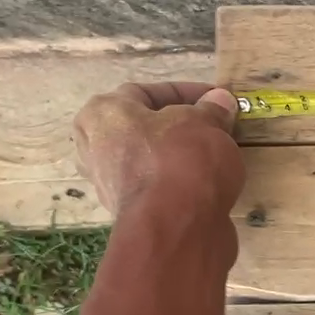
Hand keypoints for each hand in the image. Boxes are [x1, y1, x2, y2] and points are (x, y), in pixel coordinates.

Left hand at [71, 82, 244, 217]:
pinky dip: (176, 180)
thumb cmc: (184, 161)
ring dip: (175, 154)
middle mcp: (95, 141)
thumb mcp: (206, 125)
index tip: (219, 100)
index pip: (148, 91)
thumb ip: (212, 110)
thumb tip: (219, 99)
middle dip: (177, 125)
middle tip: (212, 129)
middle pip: (142, 124)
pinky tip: (201, 183)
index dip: (189, 92)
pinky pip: (154, 183)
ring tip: (209, 157)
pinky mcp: (128, 208)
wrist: (177, 224)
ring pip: (147, 155)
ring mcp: (107, 179)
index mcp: (105, 111)